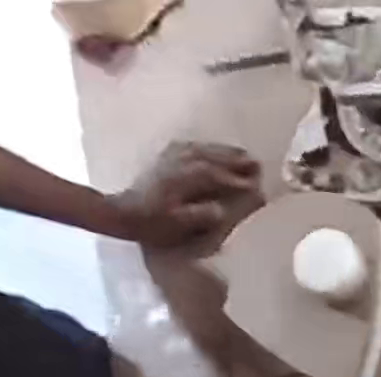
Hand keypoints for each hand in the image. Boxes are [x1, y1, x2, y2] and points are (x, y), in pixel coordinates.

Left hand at [109, 141, 264, 246]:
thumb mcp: (177, 225)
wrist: (122, 212)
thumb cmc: (152, 224)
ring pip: (203, 149)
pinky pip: (190, 146)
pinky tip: (214, 149)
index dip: (236, 181)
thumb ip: (200, 216)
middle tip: (258, 163)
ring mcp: (171, 157)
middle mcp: (179, 163)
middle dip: (235, 160)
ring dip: (224, 151)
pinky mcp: (165, 158)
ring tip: (243, 154)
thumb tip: (223, 211)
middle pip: (212, 157)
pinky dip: (206, 147)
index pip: (216, 176)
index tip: (257, 186)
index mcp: (184, 179)